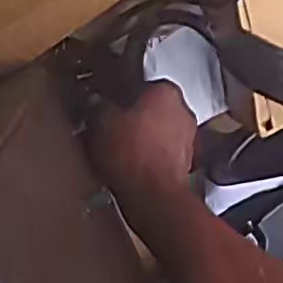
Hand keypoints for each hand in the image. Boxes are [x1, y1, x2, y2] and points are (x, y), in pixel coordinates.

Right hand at [89, 81, 198, 207]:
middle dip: (136, 122)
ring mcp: (189, 141)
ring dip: (145, 143)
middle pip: (154, 112)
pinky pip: (163, 159)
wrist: (153, 197)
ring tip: (122, 156)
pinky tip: (134, 171)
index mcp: (166, 91)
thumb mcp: (102, 123)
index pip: (142, 86)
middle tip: (114, 133)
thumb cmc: (133, 156)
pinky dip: (151, 163)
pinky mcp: (187, 168)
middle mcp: (184, 113)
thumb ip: (98, 107)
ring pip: (160, 136)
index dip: (122, 98)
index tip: (109, 108)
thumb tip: (94, 104)